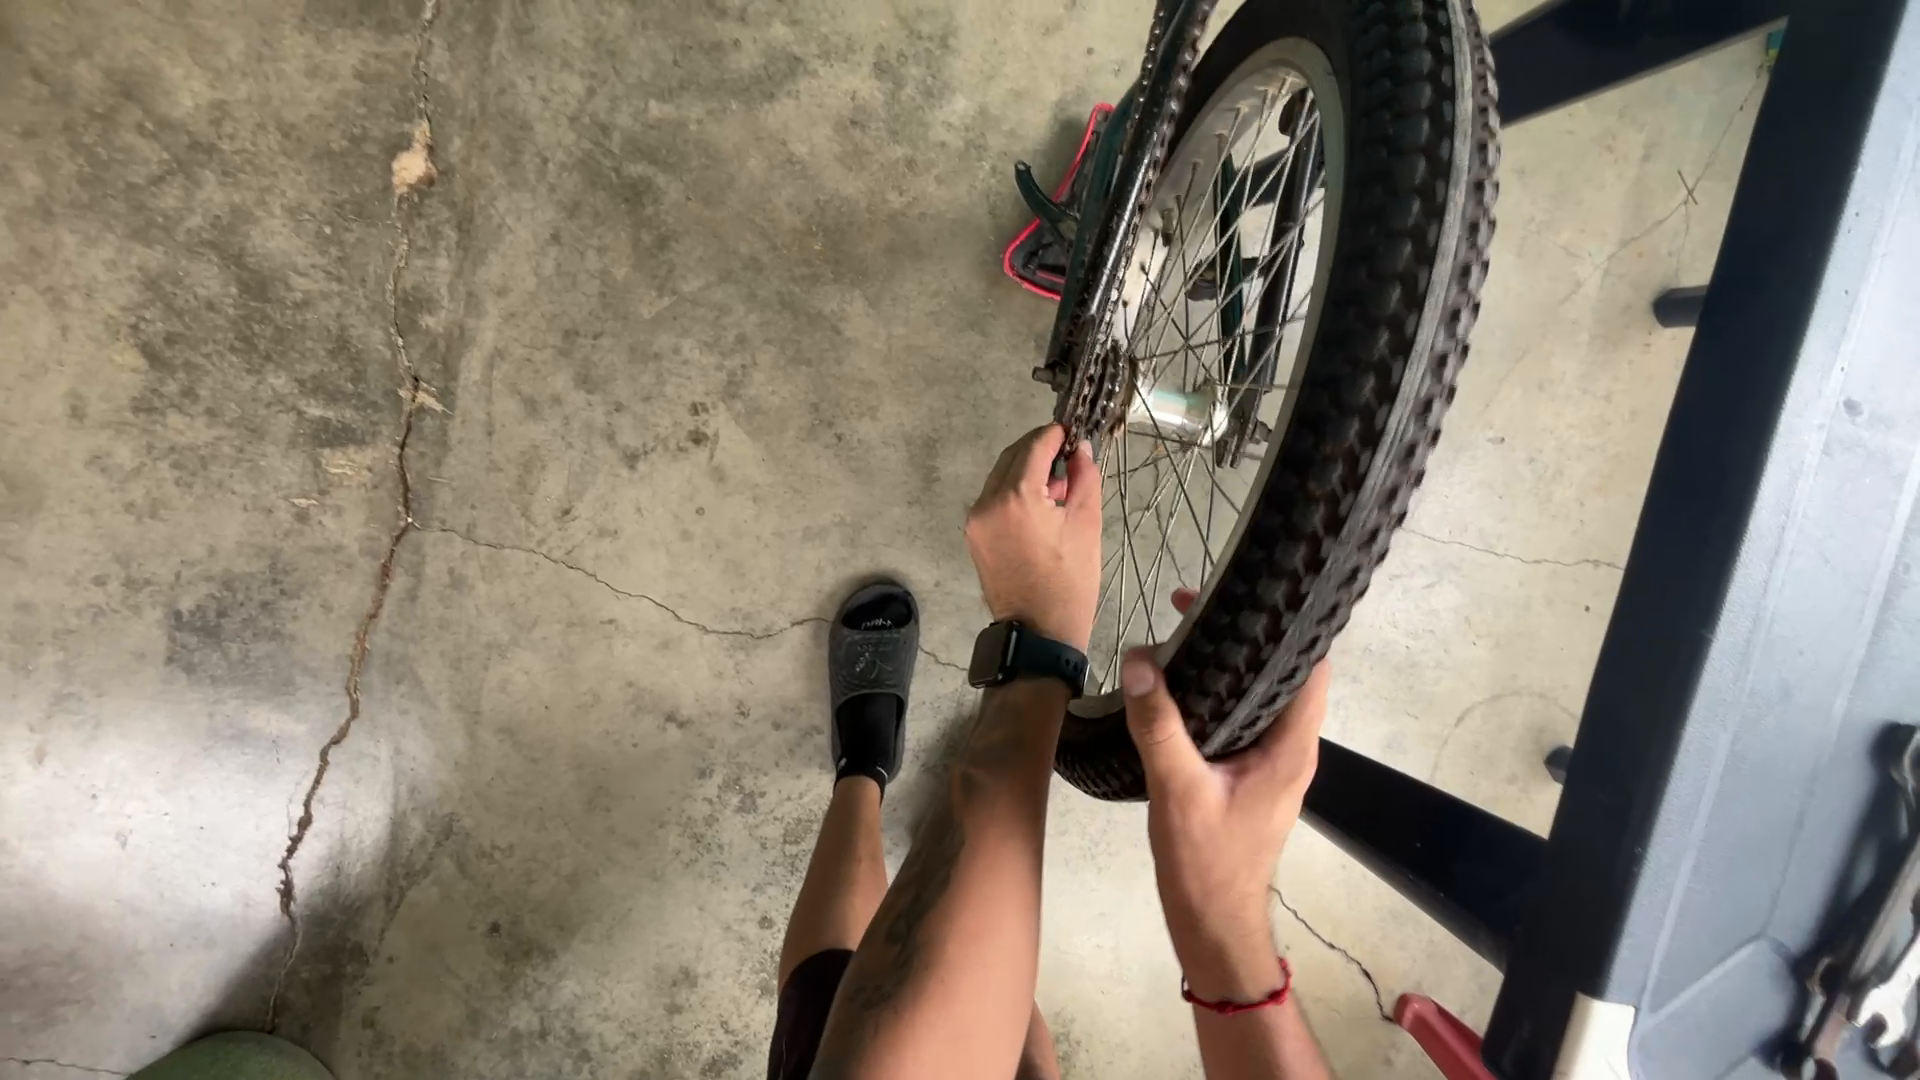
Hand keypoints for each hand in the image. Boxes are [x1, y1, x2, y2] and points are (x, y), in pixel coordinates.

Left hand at [965, 424, 1101, 652]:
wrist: (1039, 632)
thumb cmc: (1070, 582)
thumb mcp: (1087, 525)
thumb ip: (1083, 478)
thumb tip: (1080, 449)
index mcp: (1016, 498)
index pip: (1034, 446)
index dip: (1055, 434)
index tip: (1073, 431)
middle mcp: (987, 502)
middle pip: (1012, 457)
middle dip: (1039, 450)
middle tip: (1068, 456)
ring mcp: (975, 519)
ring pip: (1000, 476)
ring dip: (1026, 470)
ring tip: (1058, 485)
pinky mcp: (973, 534)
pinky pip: (993, 499)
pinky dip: (1014, 492)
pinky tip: (1039, 504)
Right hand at [1122, 601, 1329, 1000]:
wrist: (1211, 923)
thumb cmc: (1207, 860)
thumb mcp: (1179, 788)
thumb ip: (1159, 724)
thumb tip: (1139, 658)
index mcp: (1290, 746)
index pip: (1312, 669)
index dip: (1290, 626)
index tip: (1249, 592)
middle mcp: (1288, 747)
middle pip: (1279, 674)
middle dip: (1243, 634)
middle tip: (1192, 603)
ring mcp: (1267, 760)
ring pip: (1255, 695)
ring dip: (1225, 662)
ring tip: (1181, 631)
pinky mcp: (1244, 771)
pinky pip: (1235, 716)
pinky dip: (1212, 691)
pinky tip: (1176, 682)